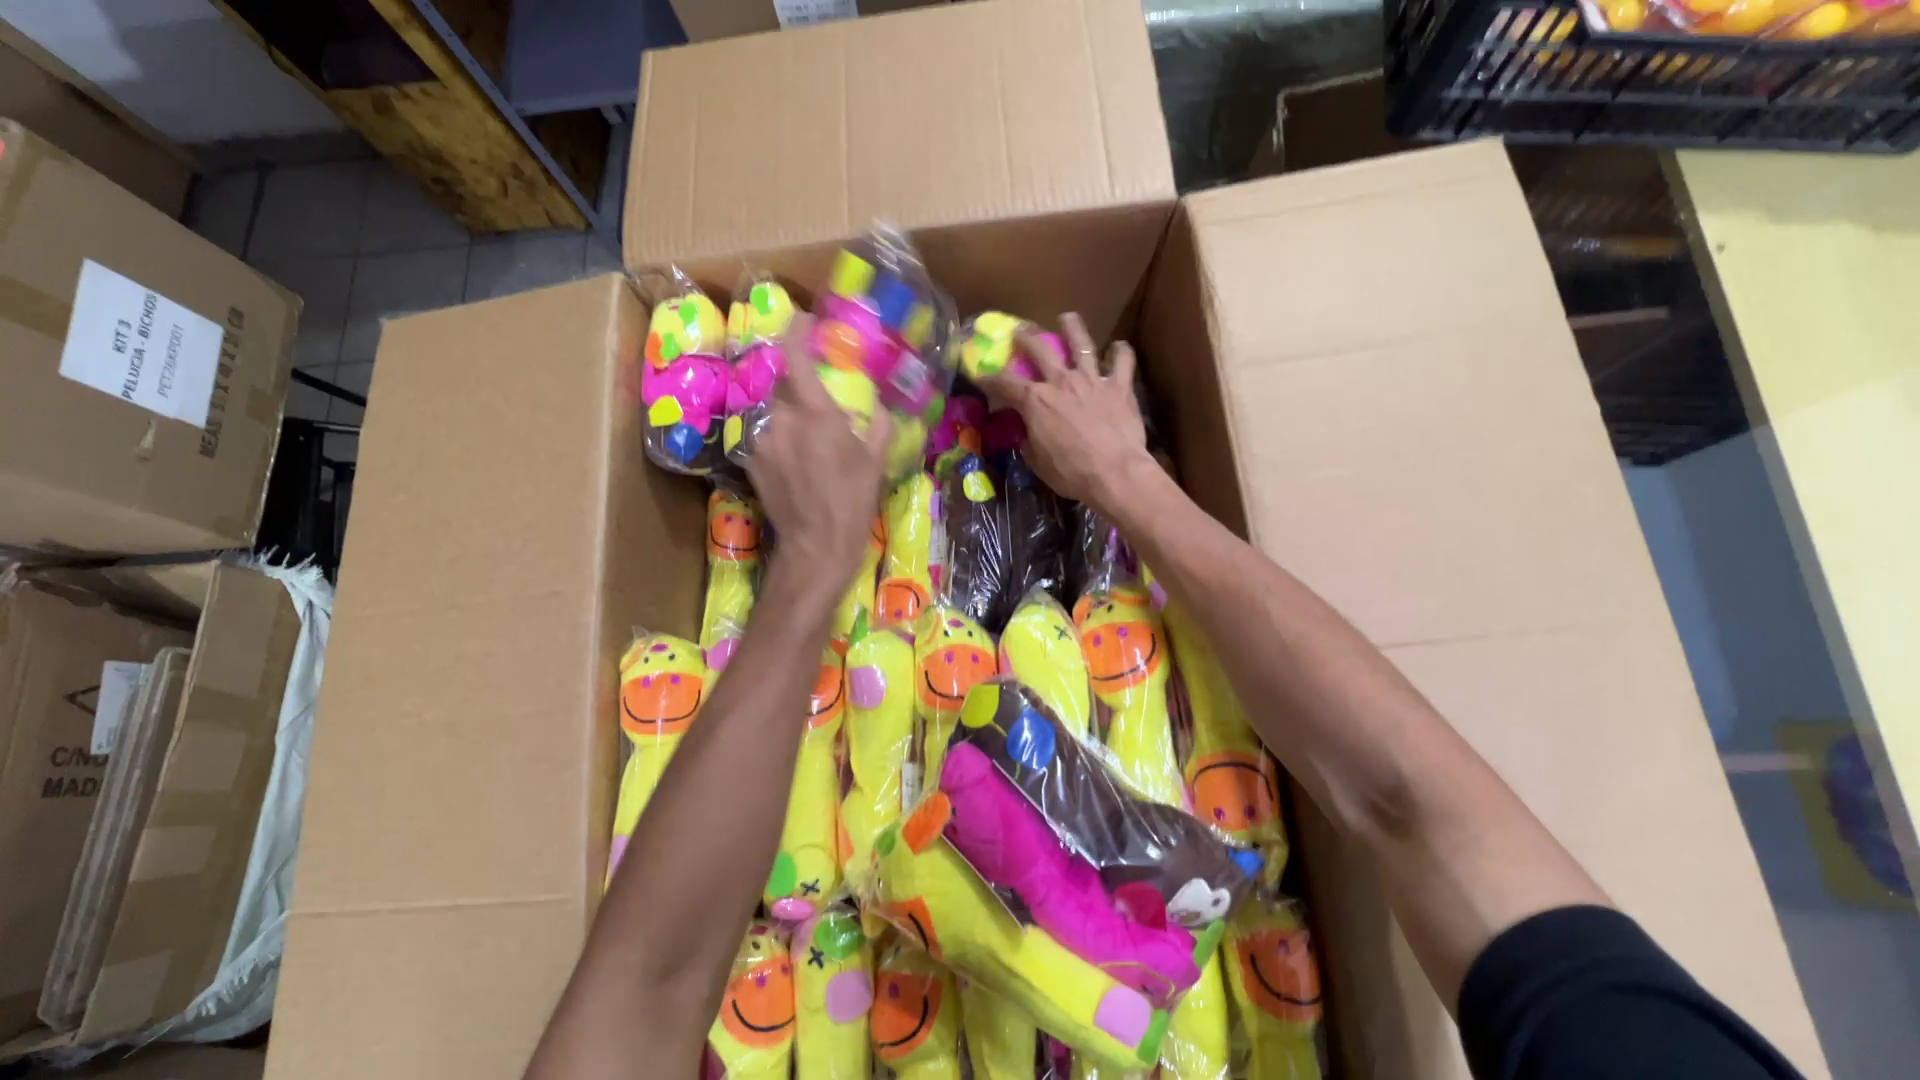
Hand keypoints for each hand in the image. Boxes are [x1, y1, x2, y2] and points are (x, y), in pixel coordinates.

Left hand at [747, 315, 894, 589]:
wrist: (816, 545)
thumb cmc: (852, 501)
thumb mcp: (875, 460)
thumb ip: (876, 423)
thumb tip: (875, 407)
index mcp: (815, 413)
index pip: (795, 356)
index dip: (796, 331)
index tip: (803, 320)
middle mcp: (781, 419)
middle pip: (779, 381)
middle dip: (794, 379)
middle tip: (812, 388)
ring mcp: (760, 440)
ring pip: (768, 408)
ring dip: (783, 409)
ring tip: (802, 427)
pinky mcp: (749, 460)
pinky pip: (760, 433)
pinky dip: (774, 433)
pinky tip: (790, 451)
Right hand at [986, 312, 1151, 514]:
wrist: (1114, 472)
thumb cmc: (1071, 472)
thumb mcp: (1038, 462)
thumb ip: (1030, 442)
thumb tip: (1027, 435)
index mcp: (1036, 401)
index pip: (1005, 383)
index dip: (990, 379)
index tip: (981, 376)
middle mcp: (1061, 381)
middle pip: (1039, 350)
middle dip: (1026, 339)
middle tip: (1020, 332)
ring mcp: (1092, 380)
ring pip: (1081, 344)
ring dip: (1072, 328)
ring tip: (1068, 317)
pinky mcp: (1119, 386)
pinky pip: (1123, 361)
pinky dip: (1121, 352)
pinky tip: (1119, 347)